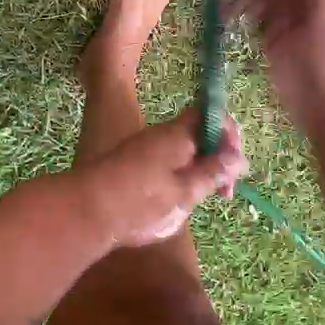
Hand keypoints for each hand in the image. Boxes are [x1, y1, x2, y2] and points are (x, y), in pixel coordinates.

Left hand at [75, 110, 247, 246]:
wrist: (87, 209)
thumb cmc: (140, 202)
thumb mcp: (184, 192)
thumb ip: (212, 173)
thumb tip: (238, 157)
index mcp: (177, 134)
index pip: (210, 115)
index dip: (229, 134)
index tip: (235, 167)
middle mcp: (162, 135)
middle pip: (200, 134)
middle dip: (219, 158)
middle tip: (224, 193)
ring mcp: (147, 149)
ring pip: (185, 151)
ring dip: (202, 170)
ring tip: (206, 200)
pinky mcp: (136, 165)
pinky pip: (169, 162)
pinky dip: (183, 176)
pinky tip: (182, 200)